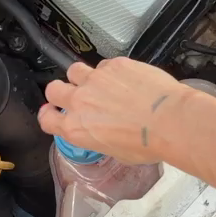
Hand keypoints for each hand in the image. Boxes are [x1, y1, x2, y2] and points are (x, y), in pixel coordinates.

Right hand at [36, 58, 204, 165]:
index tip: (52, 114)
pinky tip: (124, 80)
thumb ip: (100, 138)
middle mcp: (80, 101)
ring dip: (81, 77)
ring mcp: (96, 79)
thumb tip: (106, 133)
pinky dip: (110, 71)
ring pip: (74, 70)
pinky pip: (104, 64)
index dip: (48, 115)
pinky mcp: (115, 64)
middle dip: (60, 92)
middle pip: (53, 89)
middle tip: (74, 96)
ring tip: (97, 84)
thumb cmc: (146, 144)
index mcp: (76, 129)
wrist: (169, 121)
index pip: (46, 119)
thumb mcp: (116, 152)